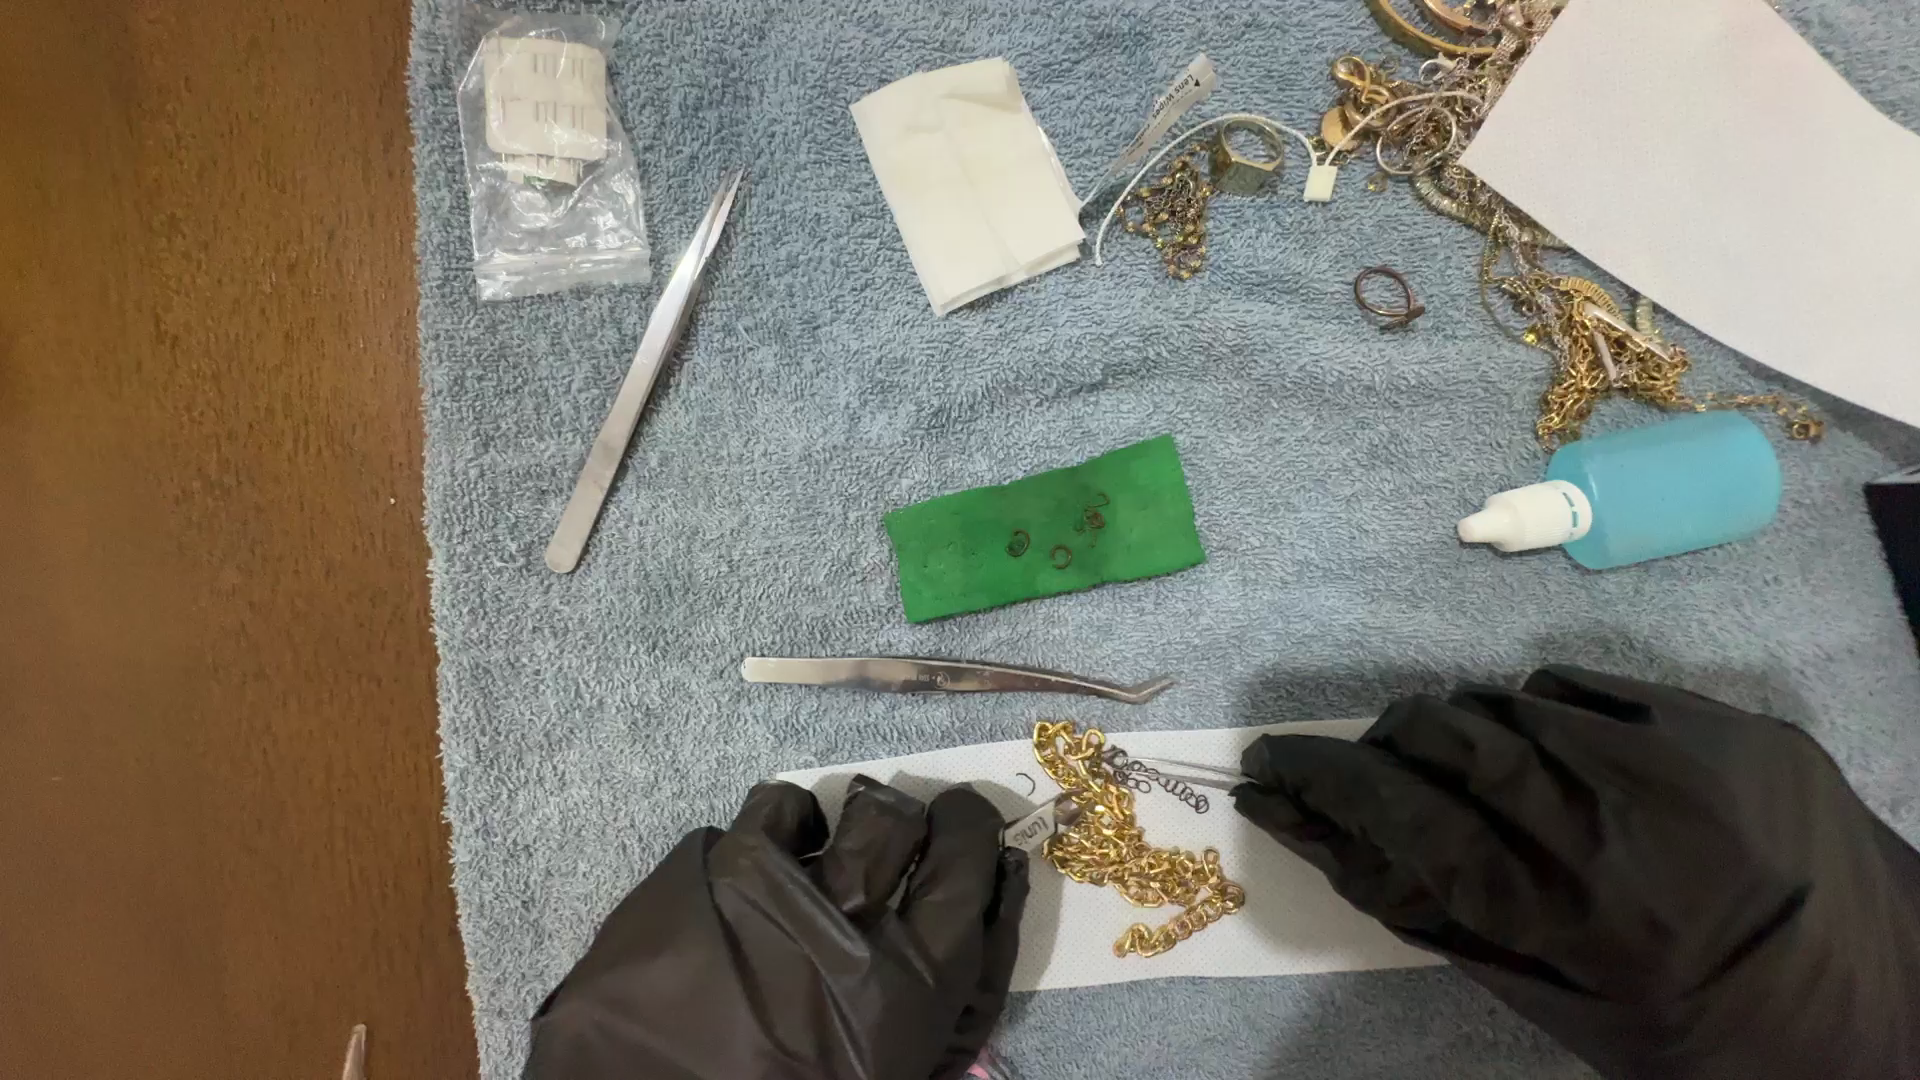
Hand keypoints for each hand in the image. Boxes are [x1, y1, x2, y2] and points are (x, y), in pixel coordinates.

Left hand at [523, 777, 1028, 1079]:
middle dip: (908, 822)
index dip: (970, 826)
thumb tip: (1005, 869)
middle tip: (892, 843)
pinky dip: (789, 818)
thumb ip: (973, 979)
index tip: (961, 818)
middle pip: (903, 824)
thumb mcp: (912, 1060)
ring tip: (832, 852)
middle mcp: (850, 933)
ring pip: (849, 808)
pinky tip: (776, 855)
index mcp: (909, 993)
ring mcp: (778, 897)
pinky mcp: (716, 878)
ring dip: (854, 822)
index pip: (966, 864)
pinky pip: (777, 804)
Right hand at [1233, 666, 1919, 1079]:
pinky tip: (1568, 756)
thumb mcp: (1526, 985)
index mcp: (1564, 911)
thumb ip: (1402, 896)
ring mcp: (1682, 761)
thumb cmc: (1676, 1026)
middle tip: (1379, 762)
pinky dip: (1537, 710)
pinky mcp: (1728, 724)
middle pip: (1439, 732)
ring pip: (1495, 699)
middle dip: (1385, 742)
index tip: (1268, 762)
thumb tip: (1294, 822)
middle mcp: (1618, 826)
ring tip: (1491, 775)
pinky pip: (1569, 681)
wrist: (1892, 1025)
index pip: (1395, 809)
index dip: (1316, 776)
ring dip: (1460, 732)